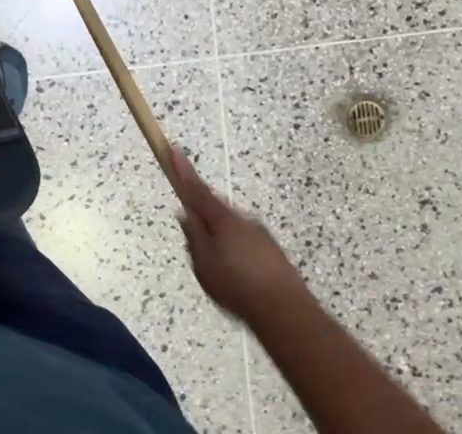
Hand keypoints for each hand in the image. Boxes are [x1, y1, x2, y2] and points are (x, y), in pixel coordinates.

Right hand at [168, 145, 306, 324]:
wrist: (287, 313)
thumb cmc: (237, 288)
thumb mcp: (203, 264)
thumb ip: (193, 236)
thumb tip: (185, 214)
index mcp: (223, 221)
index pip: (197, 190)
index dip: (184, 170)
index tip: (174, 148)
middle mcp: (243, 221)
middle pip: (216, 210)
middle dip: (204, 220)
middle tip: (198, 248)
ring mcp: (261, 235)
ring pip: (232, 228)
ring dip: (222, 239)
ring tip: (220, 273)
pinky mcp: (273, 252)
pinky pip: (246, 243)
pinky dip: (238, 252)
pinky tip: (239, 277)